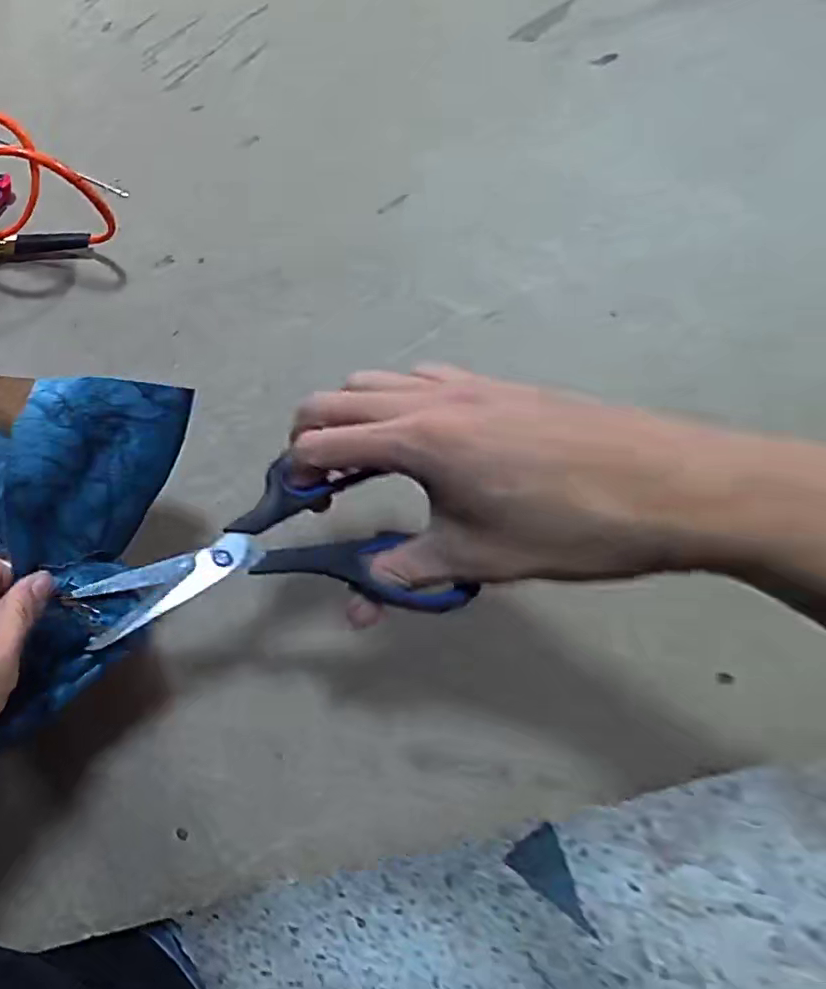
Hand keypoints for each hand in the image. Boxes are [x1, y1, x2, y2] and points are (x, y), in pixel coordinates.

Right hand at [288, 365, 764, 625]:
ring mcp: (462, 387)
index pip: (315, 443)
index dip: (293, 474)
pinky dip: (393, 399)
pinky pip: (417, 377)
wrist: (695, 489)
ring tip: (365, 455)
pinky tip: (421, 434)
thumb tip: (355, 611)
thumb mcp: (477, 558)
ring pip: (366, 382)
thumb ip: (401, 574)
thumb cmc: (574, 526)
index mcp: (413, 440)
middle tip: (320, 479)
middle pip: (325, 403)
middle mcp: (426, 402)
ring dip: (346, 415)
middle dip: (304, 438)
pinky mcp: (494, 385)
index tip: (308, 504)